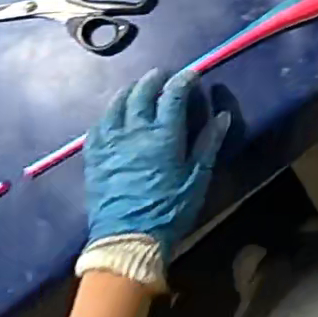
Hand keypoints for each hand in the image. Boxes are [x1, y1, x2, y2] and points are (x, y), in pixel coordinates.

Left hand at [84, 67, 229, 256]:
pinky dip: (107, 114)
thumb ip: (209, 143)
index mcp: (164, 136)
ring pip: (116, 107)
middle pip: (141, 95)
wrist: (128, 241)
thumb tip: (222, 115)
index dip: (184, 80)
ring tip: (137, 86)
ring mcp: (111, 146)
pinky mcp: (95, 160)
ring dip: (128, 92)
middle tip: (164, 74)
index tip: (193, 74)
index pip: (173, 95)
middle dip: (154, 80)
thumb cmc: (170, 208)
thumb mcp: (199, 176)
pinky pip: (97, 129)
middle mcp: (135, 134)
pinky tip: (112, 113)